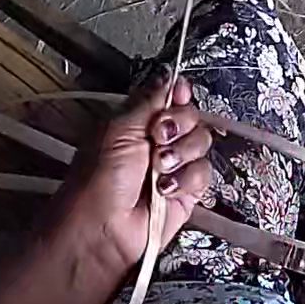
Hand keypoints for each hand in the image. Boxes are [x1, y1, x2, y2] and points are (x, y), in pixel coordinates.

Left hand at [49, 76, 212, 276]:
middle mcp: (161, 140)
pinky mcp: (188, 192)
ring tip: (159, 168)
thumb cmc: (101, 177)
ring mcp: (176, 165)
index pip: (172, 96)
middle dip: (179, 124)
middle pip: (193, 116)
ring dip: (182, 152)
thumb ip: (149, 101)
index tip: (177, 97)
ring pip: (202, 143)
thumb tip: (170, 74)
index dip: (179, 94)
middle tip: (159, 137)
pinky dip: (186, 178)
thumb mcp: (120, 129)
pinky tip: (166, 189)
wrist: (103, 228)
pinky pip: (204, 173)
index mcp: (140, 120)